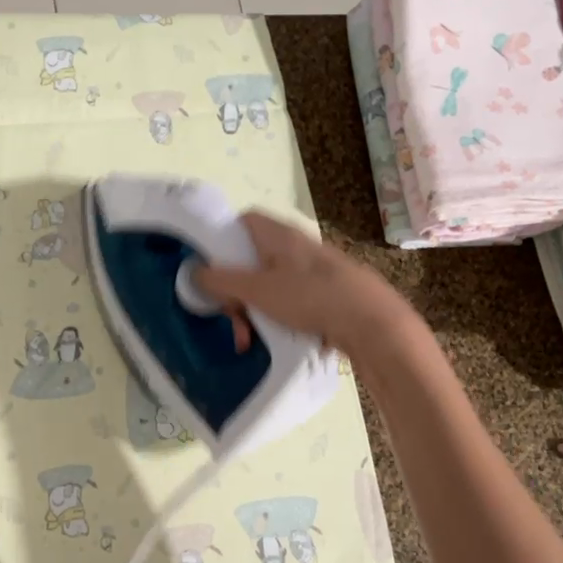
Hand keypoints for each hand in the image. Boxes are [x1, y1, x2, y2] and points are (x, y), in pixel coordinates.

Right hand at [197, 211, 421, 359]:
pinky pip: (284, 301)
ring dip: (249, 312)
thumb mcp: (256, 290)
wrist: (369, 322)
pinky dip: (270, 319)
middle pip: (249, 260)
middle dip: (232, 291)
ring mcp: (308, 271)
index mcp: (278, 235)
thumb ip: (221, 280)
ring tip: (246, 339)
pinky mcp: (320, 294)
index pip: (243, 221)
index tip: (209, 268)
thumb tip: (193, 271)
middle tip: (228, 315)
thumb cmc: (309, 297)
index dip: (221, 240)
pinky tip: (267, 340)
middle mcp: (294, 247)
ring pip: (265, 286)